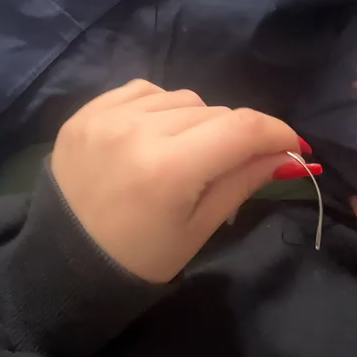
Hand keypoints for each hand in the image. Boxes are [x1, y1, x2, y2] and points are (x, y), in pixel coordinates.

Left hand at [51, 80, 314, 282]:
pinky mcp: (84, 112)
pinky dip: (160, 108)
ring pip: (182, 98)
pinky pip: (143, 91)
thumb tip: (288, 154)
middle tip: (234, 164)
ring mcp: (106, 117)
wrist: (65, 265)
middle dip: (235, 136)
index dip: (276, 132)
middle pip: (214, 112)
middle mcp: (136, 131)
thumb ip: (243, 181)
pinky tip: (156, 134)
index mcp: (168, 169)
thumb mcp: (199, 228)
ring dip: (197, 120)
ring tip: (187, 152)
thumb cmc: (140, 259)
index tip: (292, 145)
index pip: (240, 129)